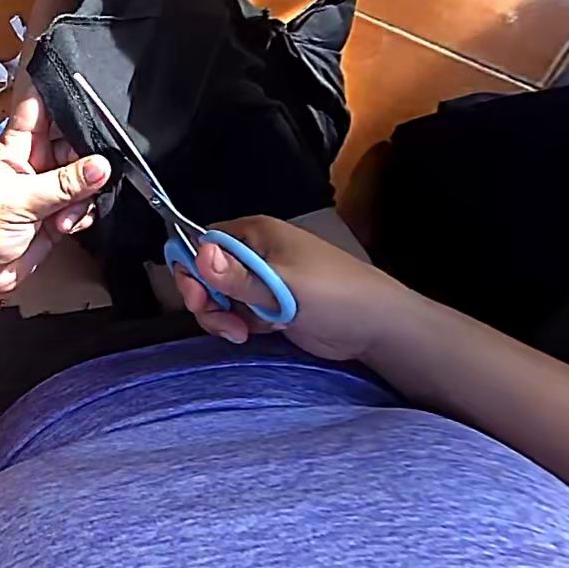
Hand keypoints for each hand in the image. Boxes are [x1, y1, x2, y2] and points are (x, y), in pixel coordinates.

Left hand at [0, 91, 109, 309]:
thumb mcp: (18, 200)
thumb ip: (63, 183)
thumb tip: (100, 166)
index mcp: (15, 147)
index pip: (39, 107)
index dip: (57, 91)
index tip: (83, 81)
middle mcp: (35, 163)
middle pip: (74, 143)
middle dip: (86, 159)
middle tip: (87, 176)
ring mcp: (48, 189)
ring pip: (85, 177)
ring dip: (83, 196)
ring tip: (63, 214)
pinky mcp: (58, 214)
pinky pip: (85, 205)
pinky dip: (83, 215)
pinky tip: (66, 225)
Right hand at [172, 215, 419, 361]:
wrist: (374, 326)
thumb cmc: (334, 295)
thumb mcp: (283, 286)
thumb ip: (239, 277)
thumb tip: (200, 254)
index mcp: (256, 234)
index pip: (204, 242)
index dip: (193, 268)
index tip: (197, 298)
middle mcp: (255, 253)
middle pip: (207, 273)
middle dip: (208, 300)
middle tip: (222, 322)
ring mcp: (262, 281)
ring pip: (220, 297)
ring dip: (223, 318)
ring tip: (243, 333)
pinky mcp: (268, 305)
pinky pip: (238, 313)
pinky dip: (239, 325)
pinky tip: (256, 333)